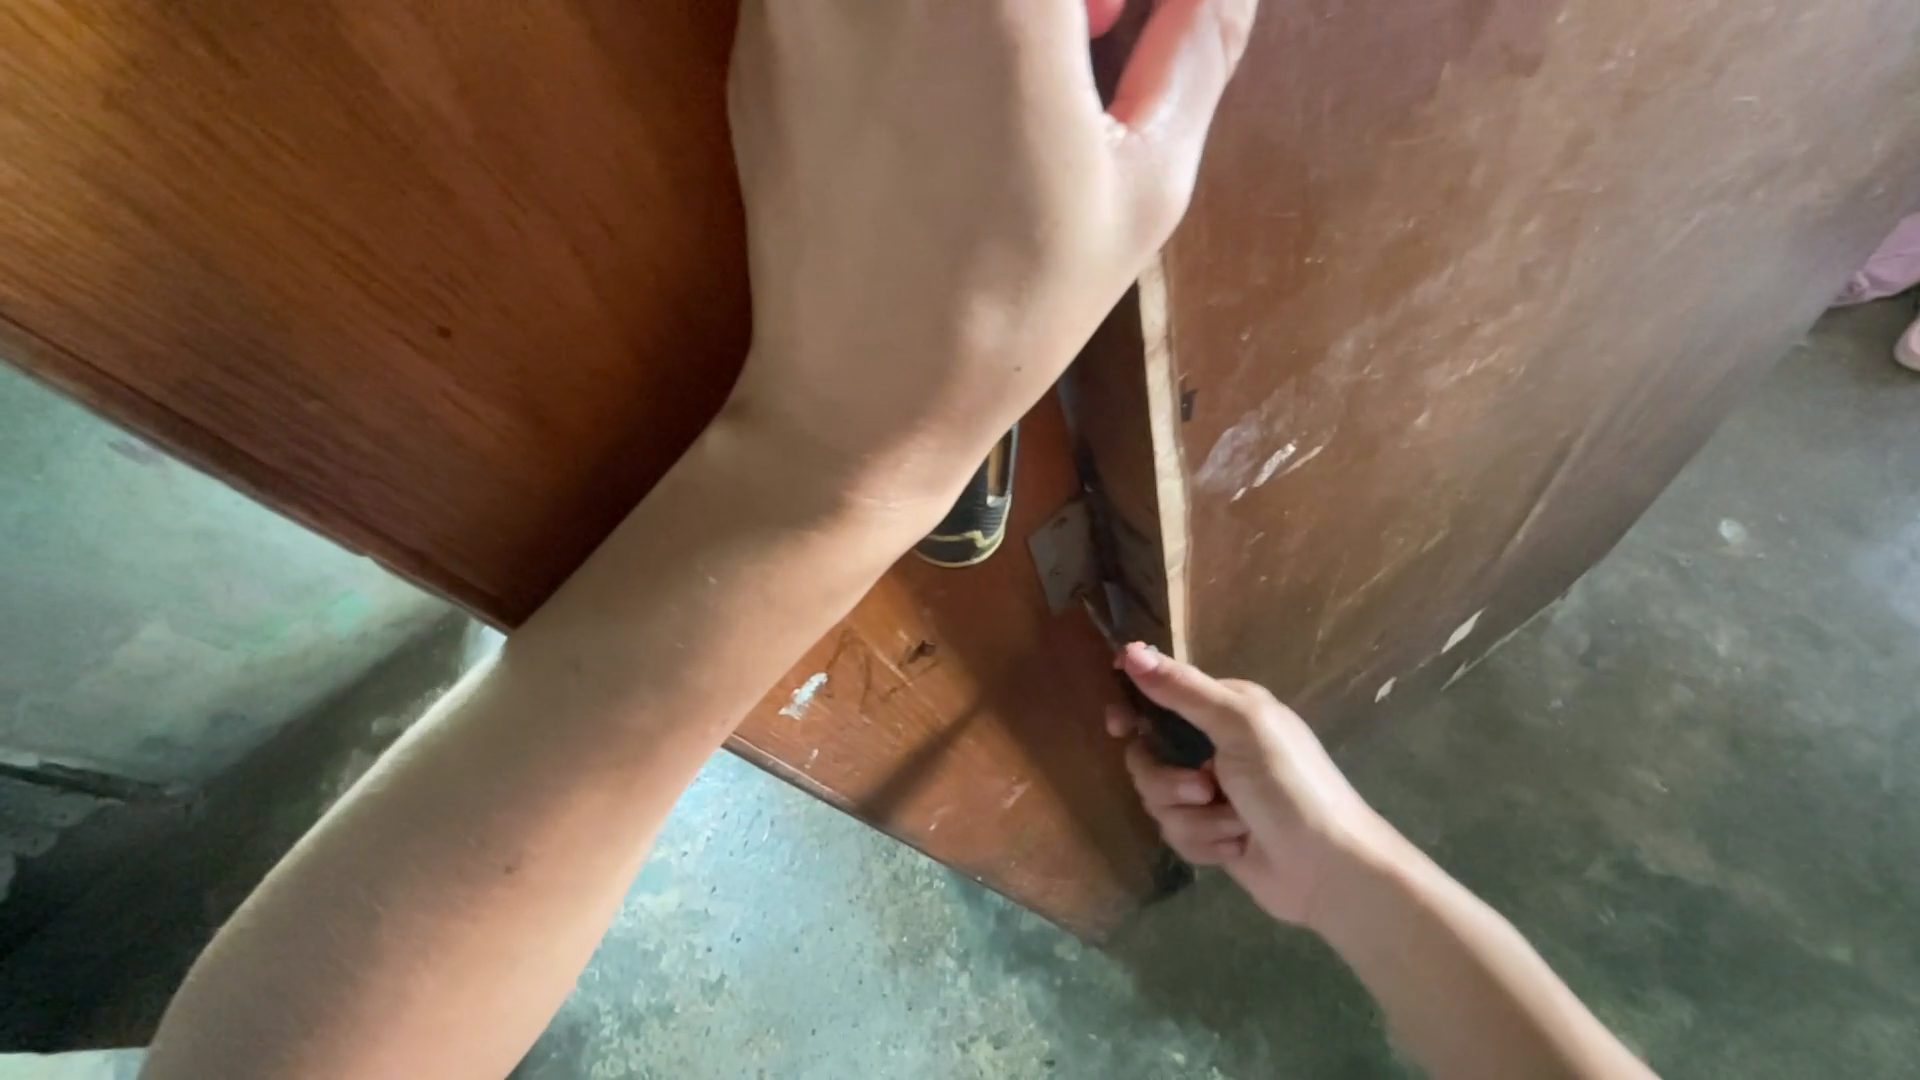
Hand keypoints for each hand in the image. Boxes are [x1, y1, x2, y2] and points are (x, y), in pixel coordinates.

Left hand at [723, 0, 1256, 509]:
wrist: (862, 396)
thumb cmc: (1016, 311)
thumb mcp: (1145, 190)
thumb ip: (1200, 45)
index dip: (1100, 2)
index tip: (1105, 35)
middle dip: (1045, 8)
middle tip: (1070, 43)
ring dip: (967, 18)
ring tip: (986, 82)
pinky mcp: (755, 42)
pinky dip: (895, 23)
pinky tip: (912, 108)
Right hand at [1106, 644, 1399, 926]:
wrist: (1329, 872)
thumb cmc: (1289, 786)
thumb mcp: (1238, 726)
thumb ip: (1182, 689)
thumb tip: (1130, 650)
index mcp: (1223, 709)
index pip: (1161, 693)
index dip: (1133, 707)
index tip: (1118, 724)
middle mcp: (1212, 744)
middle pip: (1146, 753)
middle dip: (1167, 779)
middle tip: (1201, 789)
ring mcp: (1209, 791)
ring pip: (1156, 796)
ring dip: (1192, 817)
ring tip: (1231, 825)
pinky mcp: (1208, 832)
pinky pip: (1173, 830)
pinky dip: (1203, 841)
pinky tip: (1234, 848)